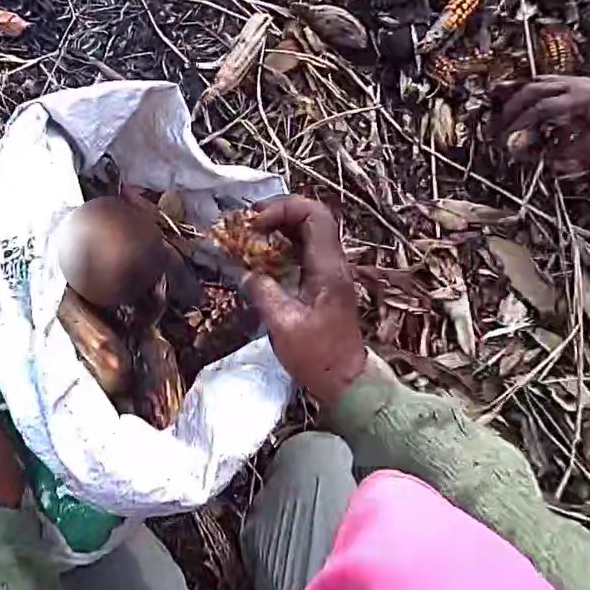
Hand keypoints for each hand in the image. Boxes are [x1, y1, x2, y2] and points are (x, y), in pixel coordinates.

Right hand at [240, 196, 367, 406]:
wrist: (345, 381)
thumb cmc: (317, 357)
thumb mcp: (283, 326)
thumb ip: (262, 293)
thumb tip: (244, 272)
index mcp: (328, 268)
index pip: (314, 215)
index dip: (283, 208)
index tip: (256, 224)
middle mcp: (333, 263)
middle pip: (312, 216)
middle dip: (279, 212)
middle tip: (250, 223)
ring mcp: (330, 271)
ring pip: (308, 231)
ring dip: (280, 227)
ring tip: (252, 236)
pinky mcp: (323, 282)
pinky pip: (304, 250)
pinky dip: (283, 245)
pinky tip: (262, 257)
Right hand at [498, 77, 589, 161]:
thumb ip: (569, 151)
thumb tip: (543, 158)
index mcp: (582, 97)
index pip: (541, 107)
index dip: (520, 122)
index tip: (507, 135)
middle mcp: (578, 84)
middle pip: (534, 89)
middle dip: (512, 107)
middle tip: (499, 124)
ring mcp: (580, 81)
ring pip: (540, 82)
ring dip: (519, 97)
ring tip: (506, 112)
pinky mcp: (583, 84)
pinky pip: (551, 84)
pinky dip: (534, 94)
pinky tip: (529, 106)